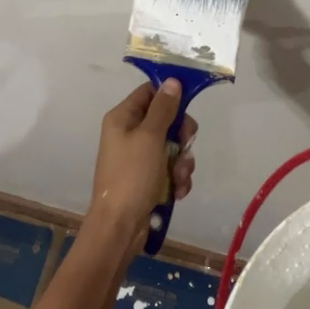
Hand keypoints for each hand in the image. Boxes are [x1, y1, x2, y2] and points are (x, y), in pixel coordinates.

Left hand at [89, 81, 197, 235]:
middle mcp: (128, 134)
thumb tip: (172, 81)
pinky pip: (169, 169)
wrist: (119, 228)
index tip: (189, 105)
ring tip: (179, 178)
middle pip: (165, 121)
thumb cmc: (131, 176)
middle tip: (185, 146)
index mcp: (122, 118)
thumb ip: (163, 108)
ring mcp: (137, 158)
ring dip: (181, 162)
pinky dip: (176, 179)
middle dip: (180, 136)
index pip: (149, 93)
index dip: (170, 96)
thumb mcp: (150, 137)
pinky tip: (178, 191)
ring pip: (171, 147)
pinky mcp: (146, 179)